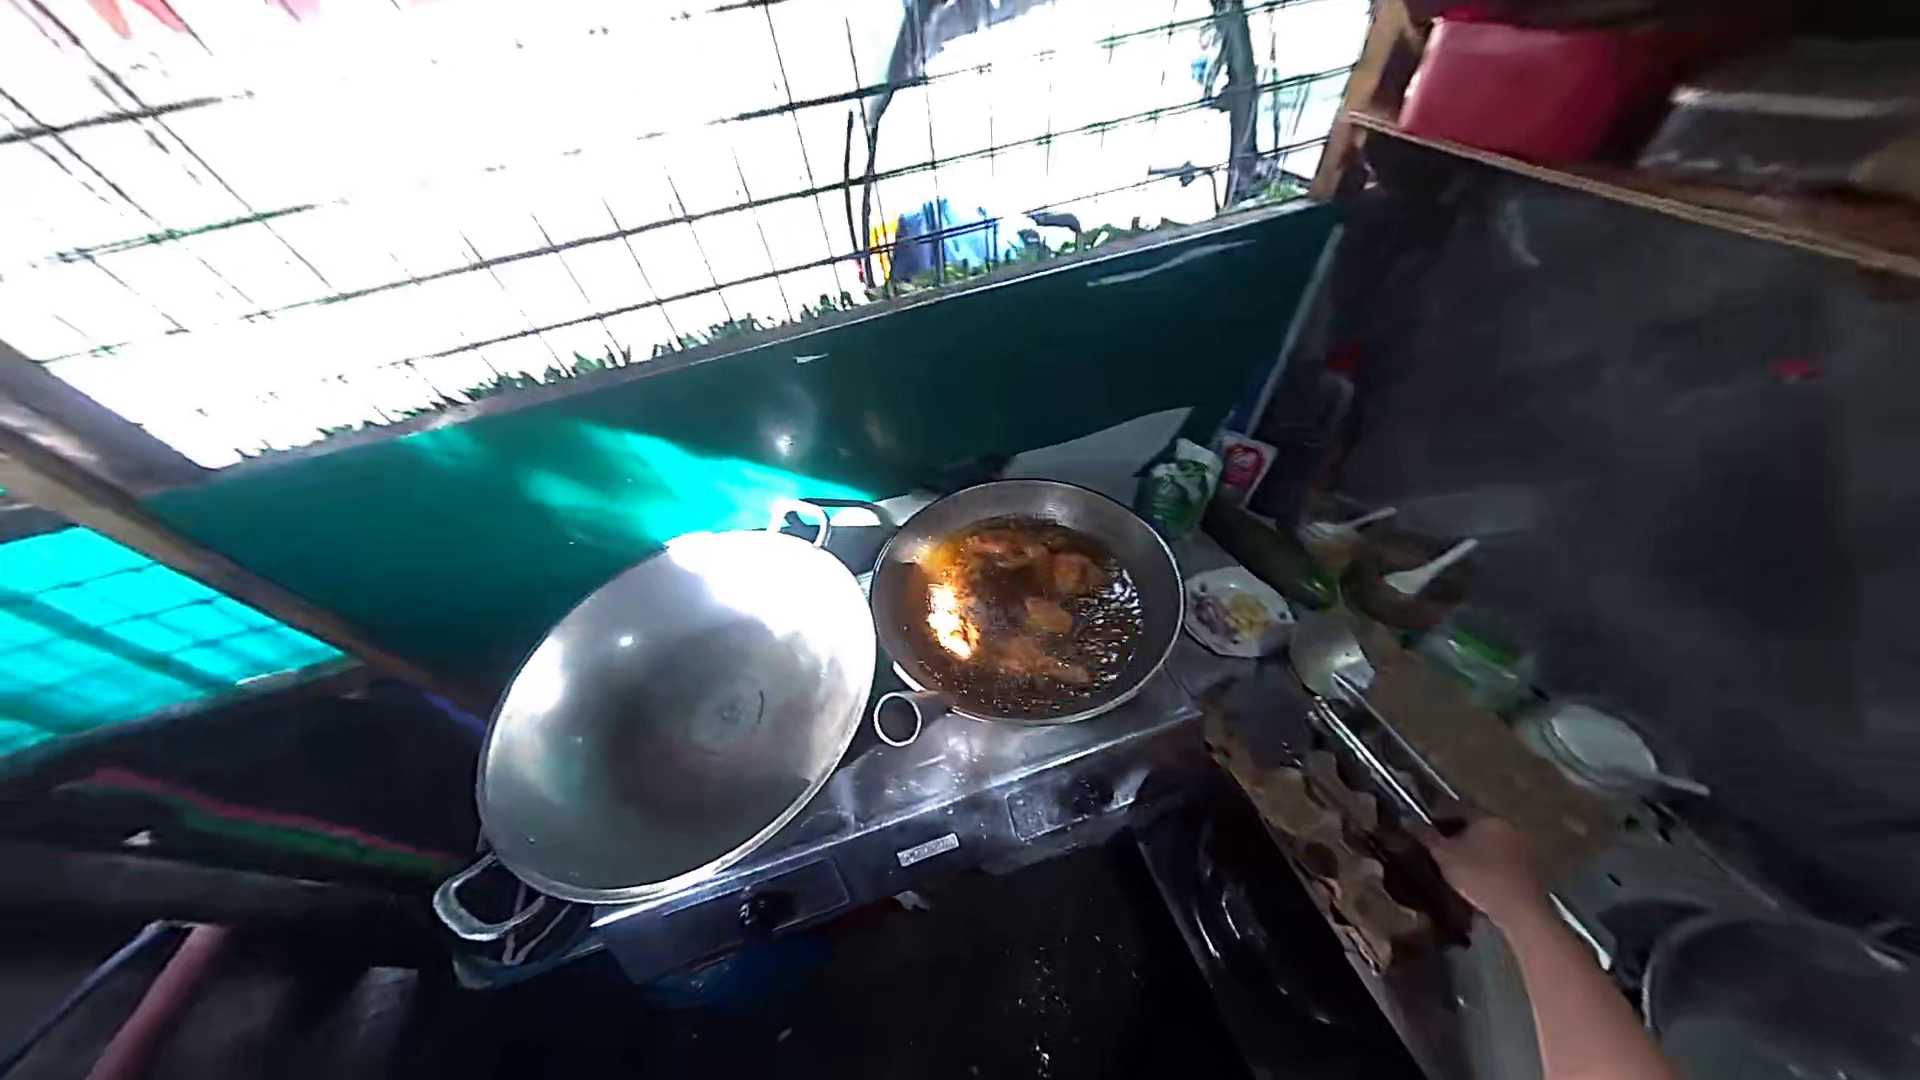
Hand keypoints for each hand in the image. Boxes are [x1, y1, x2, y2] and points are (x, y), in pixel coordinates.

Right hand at [1420, 817, 1549, 928]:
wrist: (1522, 914)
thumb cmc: (1479, 876)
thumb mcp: (1442, 854)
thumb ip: (1425, 835)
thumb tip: (1407, 819)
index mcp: (1488, 817)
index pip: (1456, 807)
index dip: (1437, 815)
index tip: (1425, 824)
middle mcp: (1510, 828)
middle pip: (1475, 825)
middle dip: (1457, 832)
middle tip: (1439, 844)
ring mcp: (1525, 849)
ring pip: (1490, 842)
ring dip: (1474, 849)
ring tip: (1456, 862)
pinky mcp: (1533, 871)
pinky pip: (1503, 859)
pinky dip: (1489, 863)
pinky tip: (1477, 875)